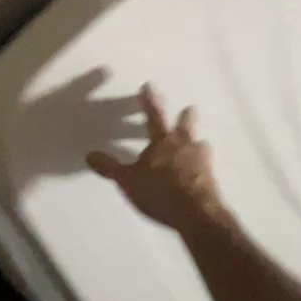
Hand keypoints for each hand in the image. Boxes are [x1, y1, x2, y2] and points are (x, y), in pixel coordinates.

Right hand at [87, 85, 230, 235]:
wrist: (198, 214)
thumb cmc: (160, 192)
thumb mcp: (127, 180)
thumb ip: (109, 167)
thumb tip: (89, 154)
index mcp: (162, 141)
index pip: (154, 115)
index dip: (149, 100)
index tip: (149, 85)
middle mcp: (184, 146)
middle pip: (186, 125)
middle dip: (186, 116)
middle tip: (190, 108)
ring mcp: (202, 163)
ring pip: (201, 145)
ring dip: (198, 142)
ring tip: (199, 142)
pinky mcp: (212, 181)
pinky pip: (207, 168)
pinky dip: (203, 167)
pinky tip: (202, 173)